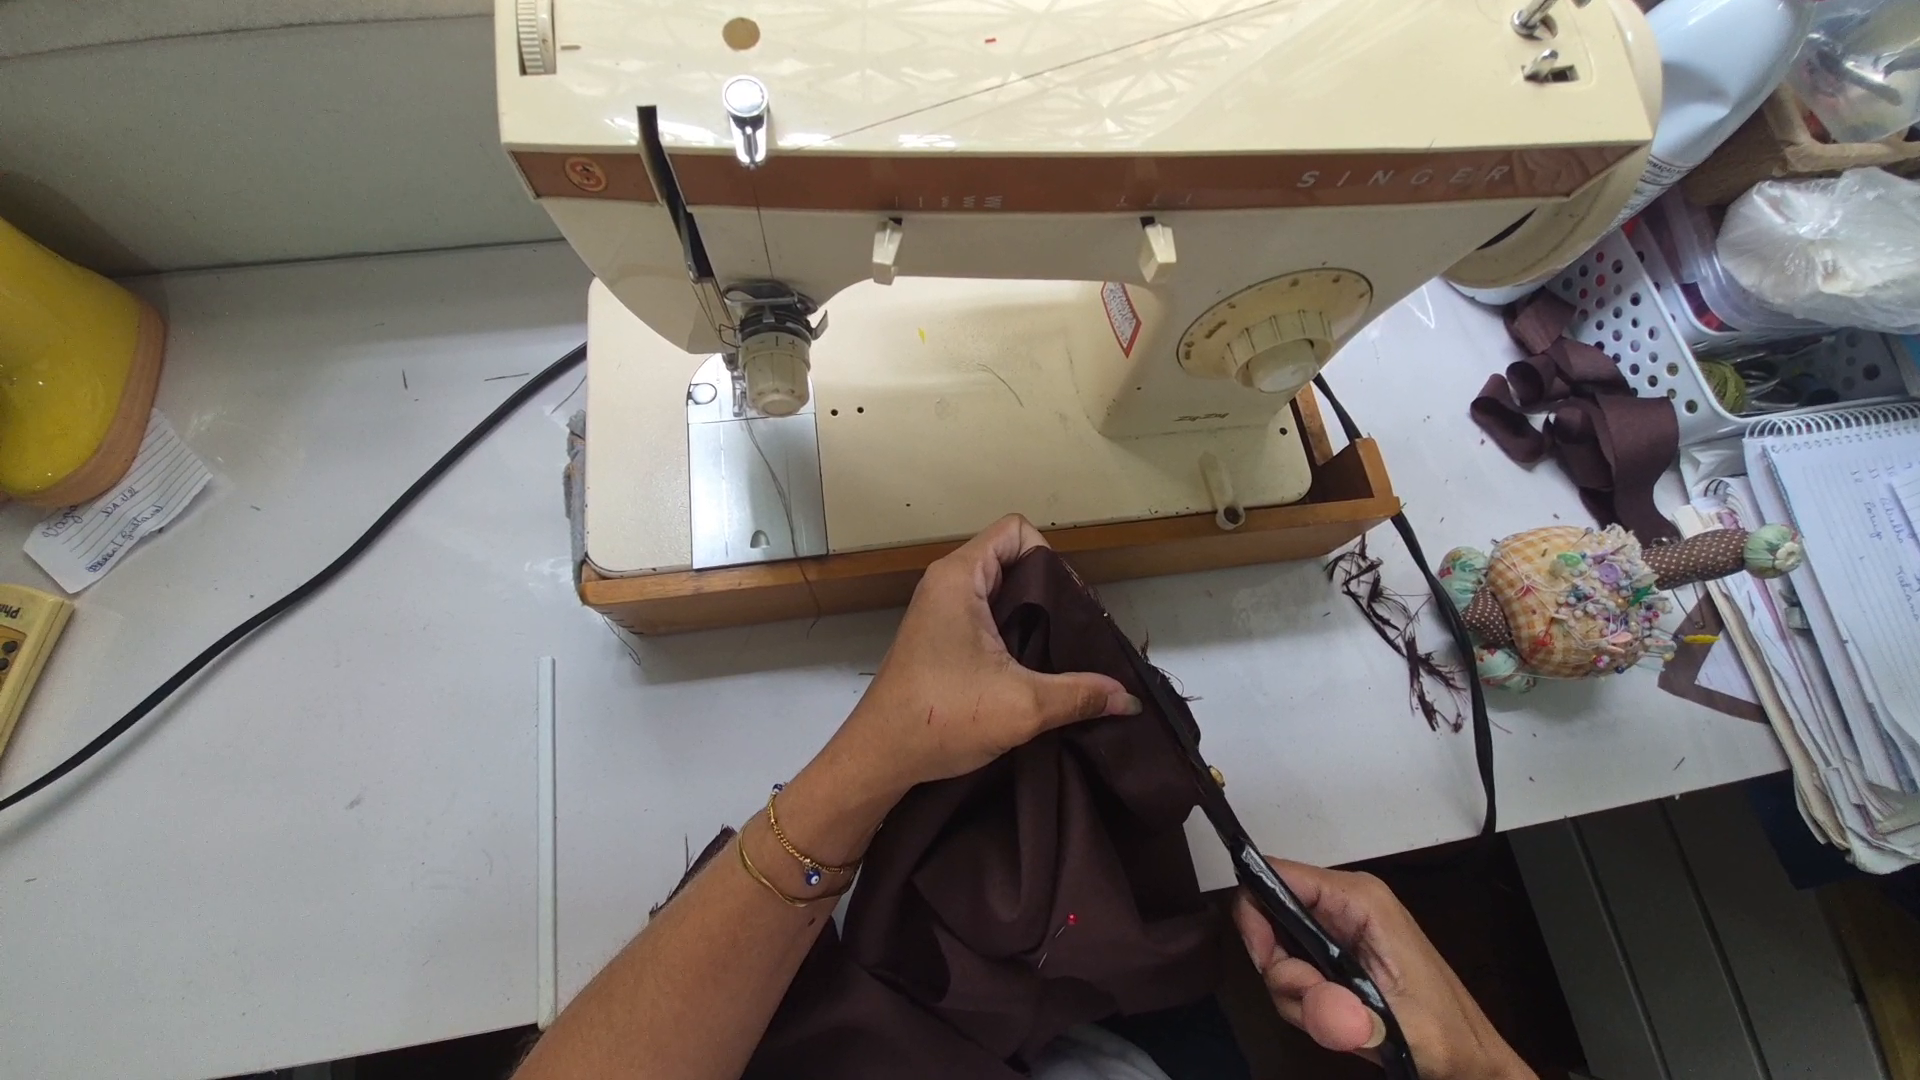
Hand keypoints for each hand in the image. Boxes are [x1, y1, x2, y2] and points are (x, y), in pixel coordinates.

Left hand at [822, 515, 1140, 802]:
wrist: (879, 756)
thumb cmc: (942, 718)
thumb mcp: (1023, 707)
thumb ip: (1081, 695)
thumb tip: (1130, 699)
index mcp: (959, 578)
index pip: (1016, 531)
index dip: (1049, 558)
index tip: (1066, 605)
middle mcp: (946, 583)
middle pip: (1011, 558)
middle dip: (1047, 590)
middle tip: (1073, 632)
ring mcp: (939, 610)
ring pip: (999, 590)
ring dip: (1030, 614)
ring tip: (1059, 651)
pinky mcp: (939, 636)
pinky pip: (985, 614)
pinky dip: (1011, 630)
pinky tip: (1031, 666)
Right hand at [1233, 859, 1534, 1079]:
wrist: (1473, 1063)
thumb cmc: (1446, 1036)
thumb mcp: (1399, 1029)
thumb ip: (1349, 1014)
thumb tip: (1310, 1000)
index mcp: (1358, 899)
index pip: (1274, 875)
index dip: (1255, 915)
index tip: (1266, 963)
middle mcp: (1342, 902)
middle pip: (1268, 913)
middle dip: (1280, 966)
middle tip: (1311, 1003)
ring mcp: (1336, 924)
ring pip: (1277, 944)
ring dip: (1294, 990)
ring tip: (1335, 1019)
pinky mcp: (1334, 947)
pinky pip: (1292, 962)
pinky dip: (1301, 995)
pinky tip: (1334, 1015)